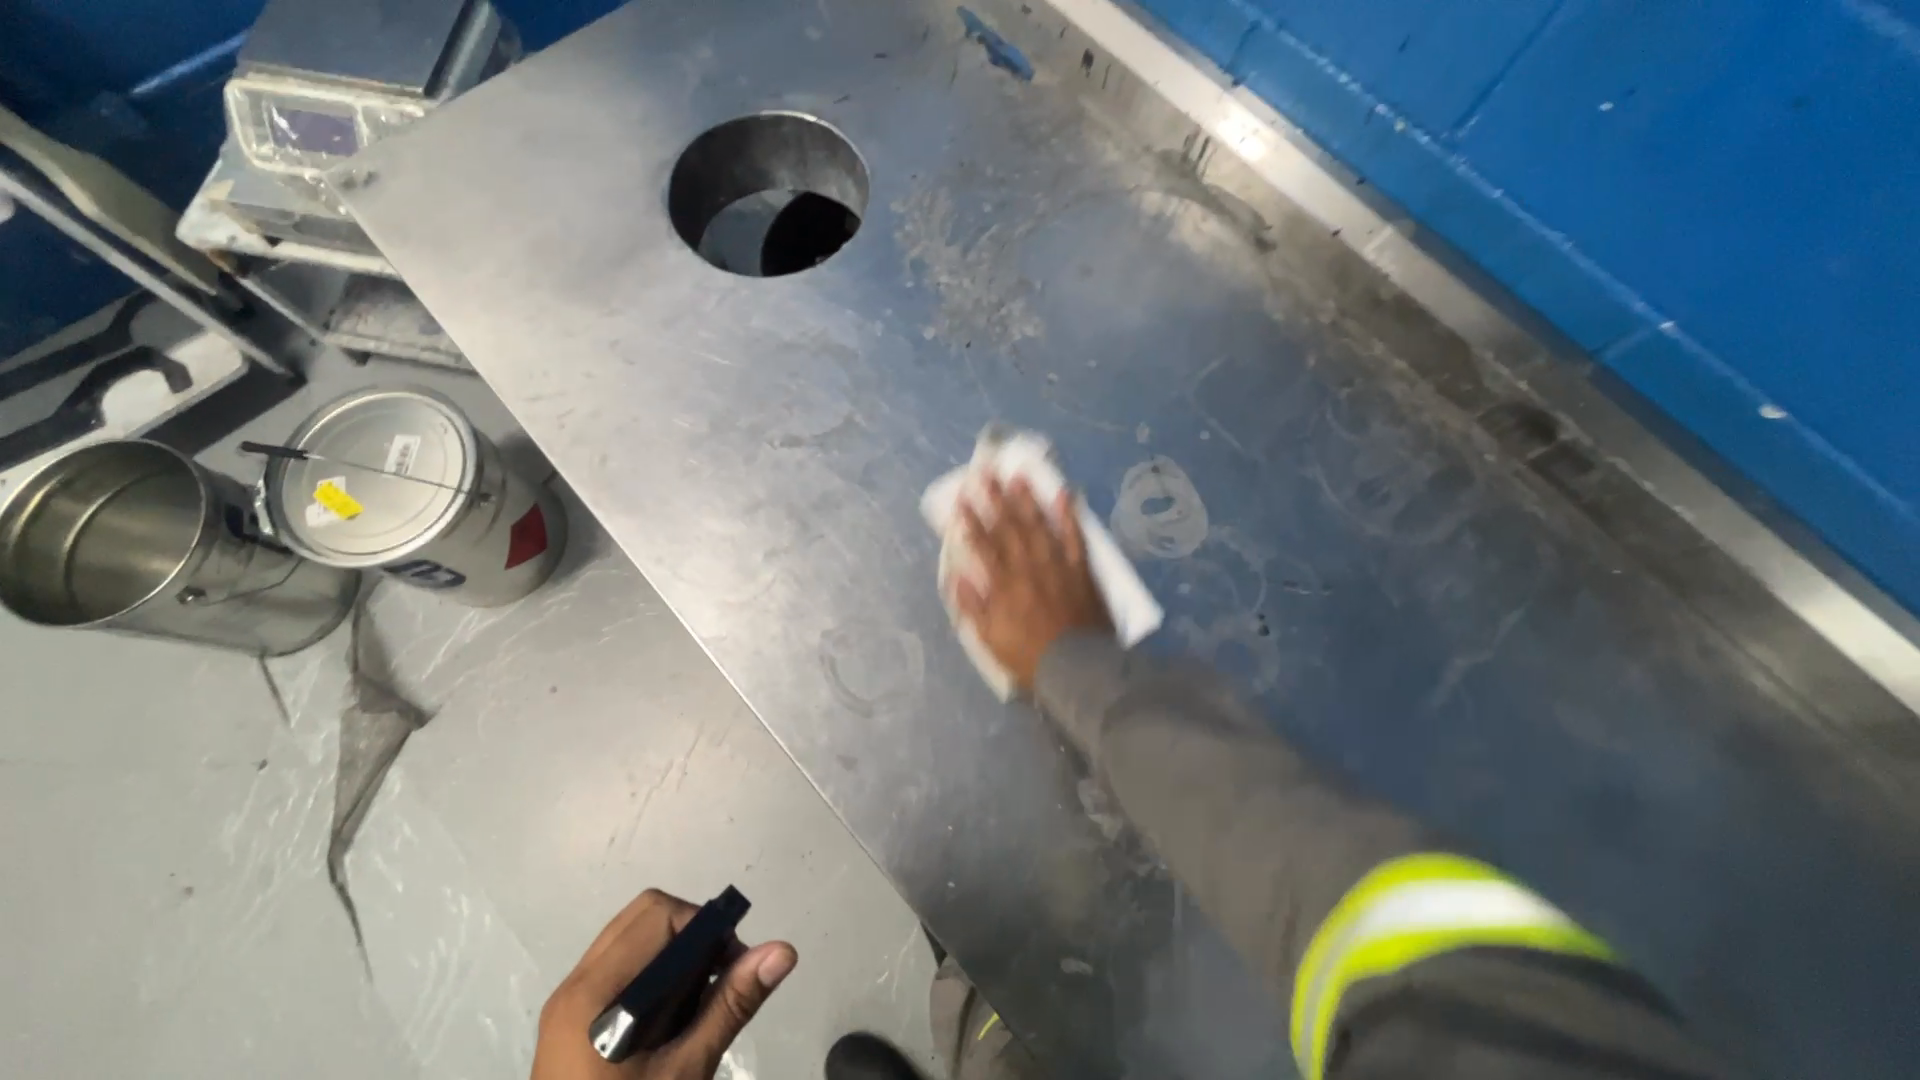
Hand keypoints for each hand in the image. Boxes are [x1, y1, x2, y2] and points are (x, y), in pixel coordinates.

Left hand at [532, 889, 796, 1079]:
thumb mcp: (685, 1072)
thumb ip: (731, 1005)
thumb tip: (784, 951)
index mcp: (594, 992)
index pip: (659, 915)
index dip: (705, 927)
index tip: (733, 968)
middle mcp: (575, 984)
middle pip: (644, 916)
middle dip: (692, 935)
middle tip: (719, 981)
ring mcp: (568, 1002)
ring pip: (631, 938)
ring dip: (674, 954)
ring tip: (699, 1003)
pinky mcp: (570, 1020)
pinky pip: (619, 966)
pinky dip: (654, 973)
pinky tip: (671, 1019)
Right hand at [956, 477, 1111, 693]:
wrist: (1078, 667)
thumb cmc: (1030, 657)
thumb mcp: (990, 638)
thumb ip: (973, 606)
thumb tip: (956, 576)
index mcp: (1003, 584)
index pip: (983, 545)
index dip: (971, 521)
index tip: (961, 499)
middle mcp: (1028, 567)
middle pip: (1008, 527)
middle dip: (995, 499)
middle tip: (985, 472)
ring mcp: (1057, 565)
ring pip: (1038, 525)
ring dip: (1026, 499)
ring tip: (1017, 476)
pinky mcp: (1081, 569)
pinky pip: (1075, 536)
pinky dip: (1069, 514)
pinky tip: (1065, 493)